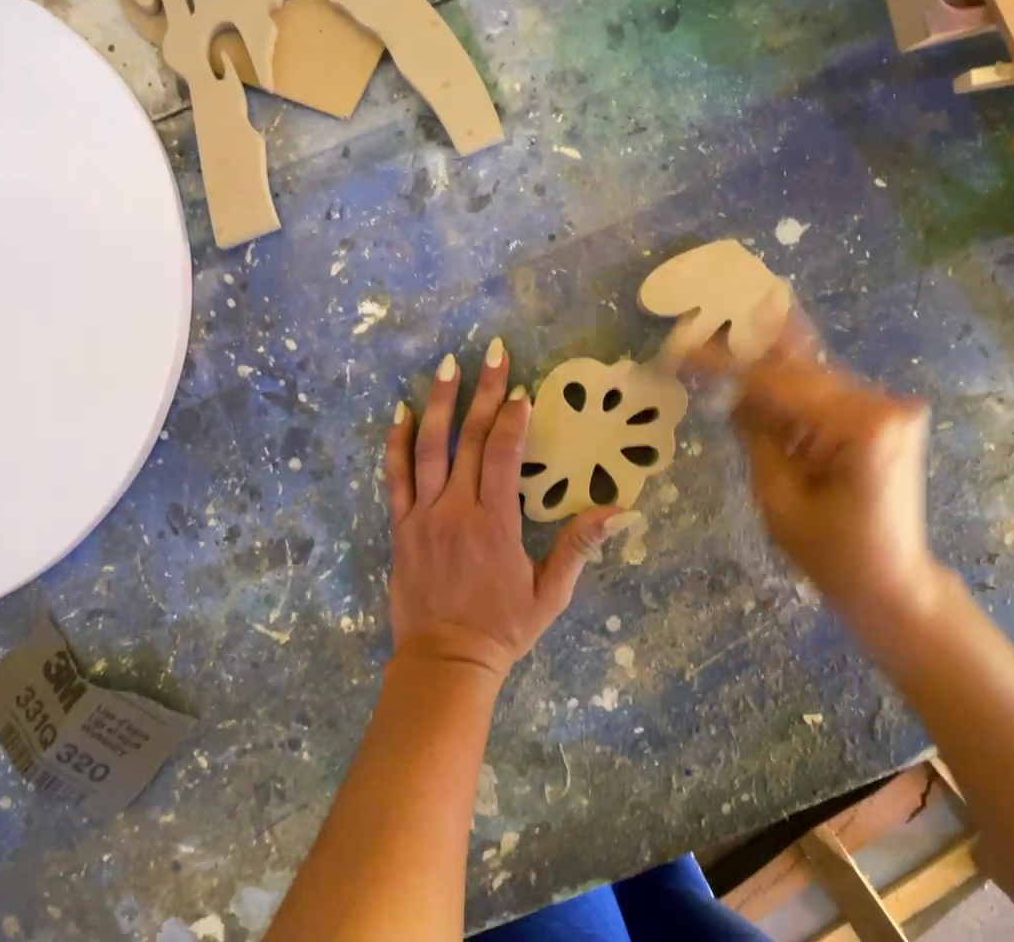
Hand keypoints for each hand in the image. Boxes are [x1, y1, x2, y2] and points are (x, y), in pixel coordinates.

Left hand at [384, 341, 629, 678]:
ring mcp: (423, 516)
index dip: (513, 418)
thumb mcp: (550, 593)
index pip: (503, 455)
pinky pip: (395, 477)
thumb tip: (619, 511)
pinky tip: (399, 412)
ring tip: (446, 366)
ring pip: (429, 448)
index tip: (522, 389)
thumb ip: (578, 547)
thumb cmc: (503, 629)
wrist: (444, 662)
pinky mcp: (400, 528)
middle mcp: (456, 510)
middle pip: (470, 439)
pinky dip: (395, 443)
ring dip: (438, 404)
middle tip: (493, 353)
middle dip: (484, 393)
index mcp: (495, 524)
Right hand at [684, 311, 944, 618]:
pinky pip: (825, 393)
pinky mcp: (884, 416)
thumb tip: (733, 391)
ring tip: (714, 347)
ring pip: (811, 376)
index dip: (725, 363)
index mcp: (863, 426)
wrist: (892, 583)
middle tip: (695, 333)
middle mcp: (884, 403)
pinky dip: (788, 388)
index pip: (779, 381)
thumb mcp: (777, 498)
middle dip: (746, 351)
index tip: (681, 351)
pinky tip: (754, 364)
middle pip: (799, 368)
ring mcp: (889, 407)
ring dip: (765, 367)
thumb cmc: (832, 554)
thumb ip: (756, 435)